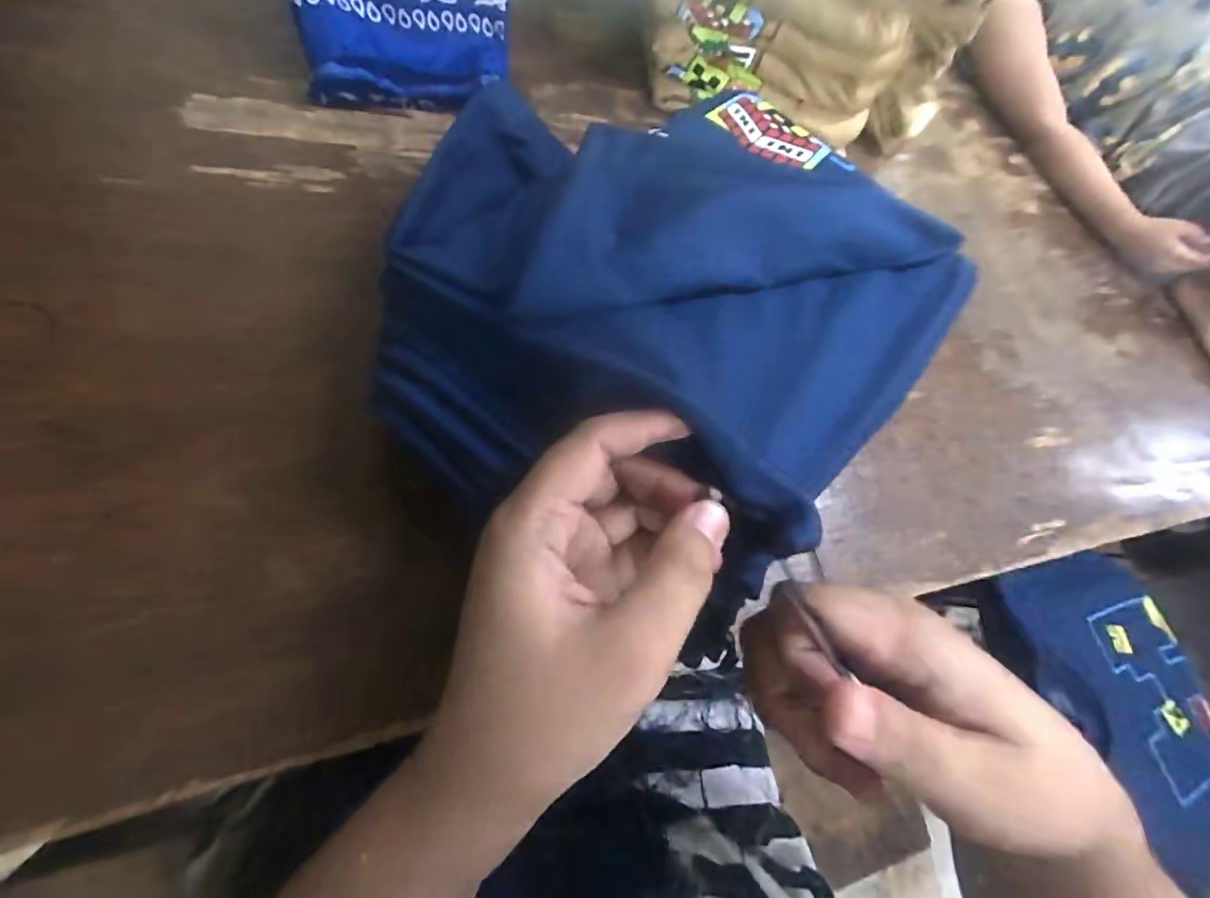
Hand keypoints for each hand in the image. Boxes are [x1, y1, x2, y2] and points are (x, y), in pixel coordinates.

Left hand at [423, 411, 730, 813]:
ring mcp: (552, 555)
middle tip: (719, 517)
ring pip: (617, 510)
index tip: (698, 428)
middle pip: (607, 475)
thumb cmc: (552, 713)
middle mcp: (538, 526)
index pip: (589, 445)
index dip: (642, 427)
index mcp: (534, 523)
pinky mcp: (567, 583)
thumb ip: (679, 572)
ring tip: (715, 544)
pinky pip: (617, 547)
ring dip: (664, 518)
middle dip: (664, 486)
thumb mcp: (632, 646)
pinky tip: (693, 565)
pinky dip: (654, 550)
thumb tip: (715, 511)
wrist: (489, 782)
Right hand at [743, 586, 1168, 889]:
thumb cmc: (1031, 789)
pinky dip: (805, 723)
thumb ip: (904, 740)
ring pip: (779, 652)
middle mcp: (873, 621)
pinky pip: (798, 679)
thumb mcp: (978, 781)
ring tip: (847, 769)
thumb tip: (830, 703)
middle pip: (778, 624)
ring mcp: (863, 643)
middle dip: (783, 691)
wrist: (1059, 801)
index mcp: (904, 629)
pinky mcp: (857, 668)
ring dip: (792, 715)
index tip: (827, 723)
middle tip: (830, 753)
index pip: (805, 602)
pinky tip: (848, 761)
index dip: (791, 655)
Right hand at [1109, 215, 1209, 275]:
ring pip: (1180, 267)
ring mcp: (1157, 268)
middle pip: (1193, 267)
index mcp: (1179, 259)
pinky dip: (1180, 260)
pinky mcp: (1149, 265)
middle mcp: (1169, 268)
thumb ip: (1197, 236)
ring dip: (1192, 261)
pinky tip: (1183, 253)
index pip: (1204, 261)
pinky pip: (1170, 265)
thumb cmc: (1154, 227)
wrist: (1124, 230)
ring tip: (1203, 253)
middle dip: (1207, 260)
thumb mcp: (1181, 228)